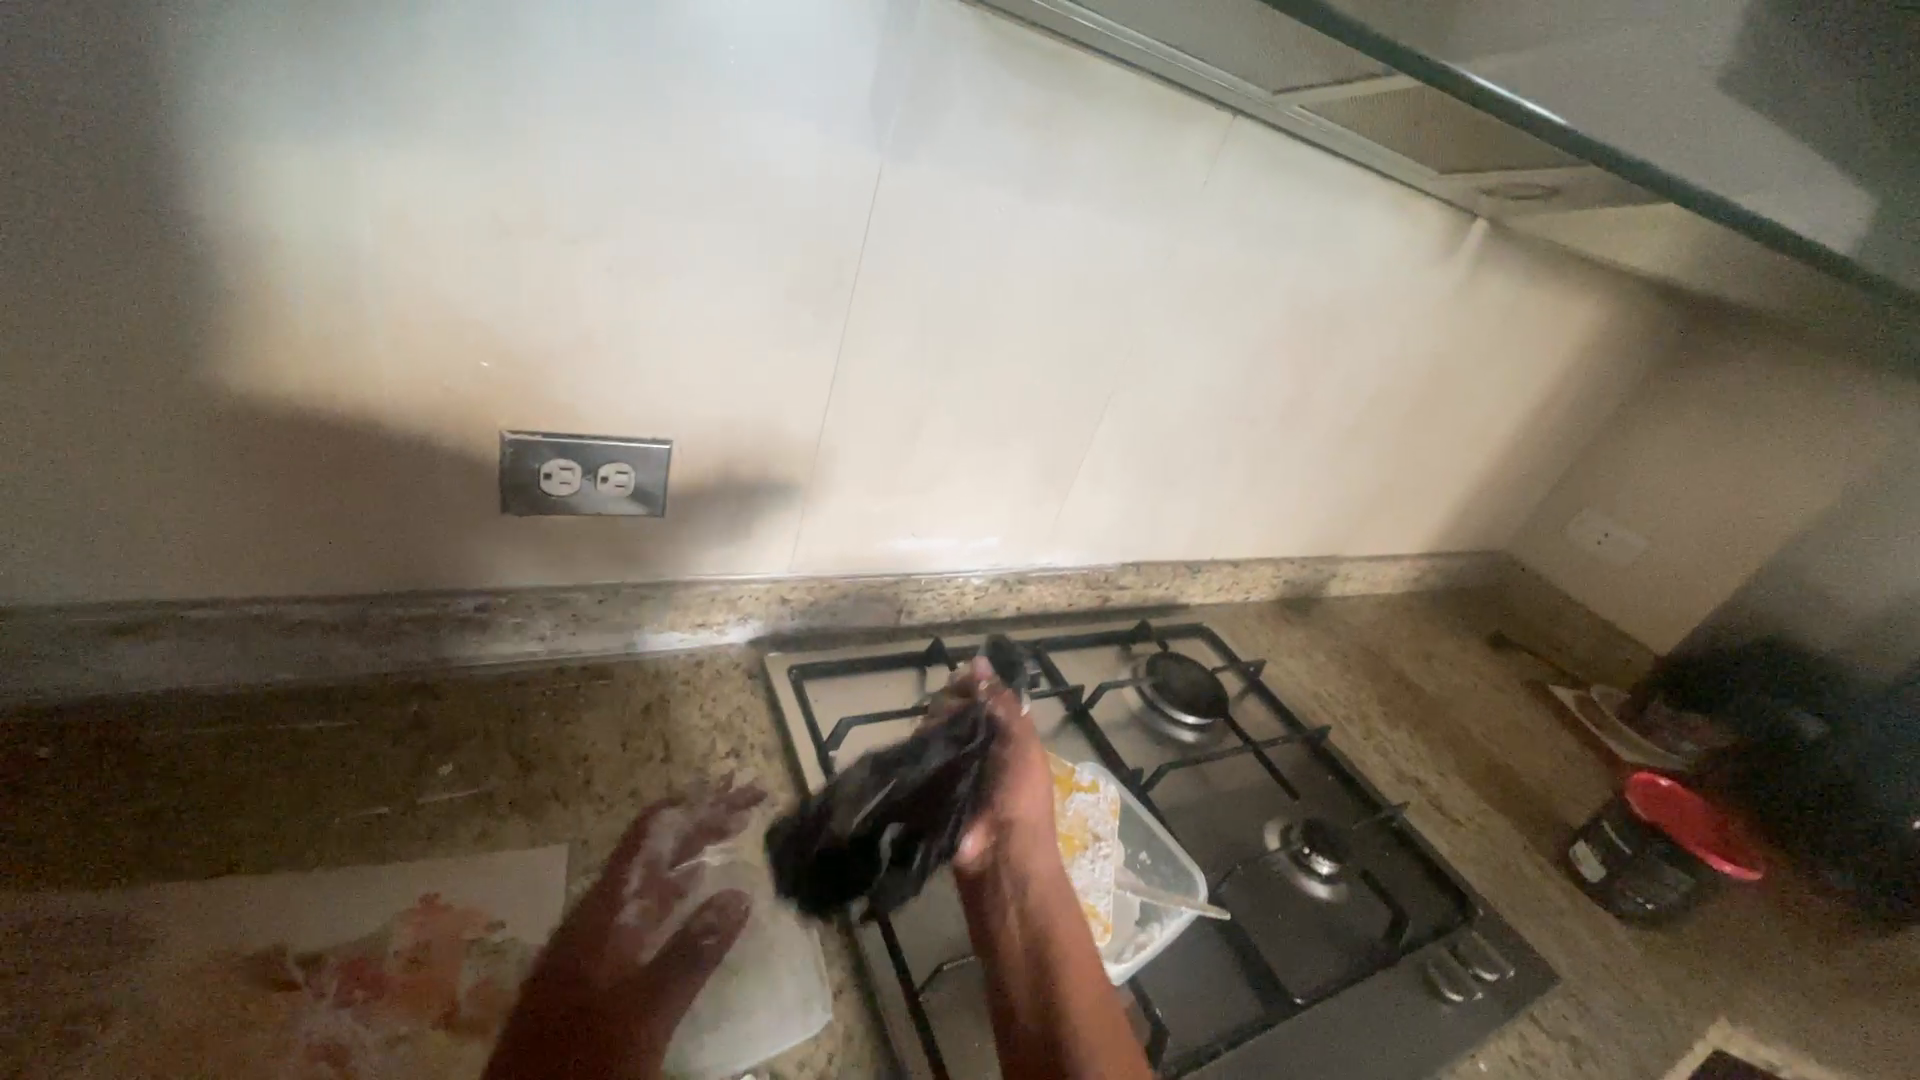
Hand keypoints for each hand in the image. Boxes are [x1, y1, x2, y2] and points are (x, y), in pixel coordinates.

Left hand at [484, 780, 765, 1079]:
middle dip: (701, 819)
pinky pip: (646, 907)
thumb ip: (691, 953)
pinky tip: (697, 886)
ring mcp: (595, 942)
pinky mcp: (599, 969)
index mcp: (602, 914)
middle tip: (749, 800)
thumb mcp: (644, 1014)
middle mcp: (597, 916)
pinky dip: (679, 885)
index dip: (694, 805)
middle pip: (653, 849)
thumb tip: (740, 893)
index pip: (650, 837)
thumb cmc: (582, 1064)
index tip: (736, 786)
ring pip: (650, 877)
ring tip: (733, 828)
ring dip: (692, 848)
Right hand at [931, 656, 1056, 878]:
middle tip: (948, 722)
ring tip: (935, 741)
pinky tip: (916, 751)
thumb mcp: (1023, 743)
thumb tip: (979, 660)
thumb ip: (1002, 702)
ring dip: (931, 730)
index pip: (978, 696)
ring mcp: (952, 769)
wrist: (1001, 857)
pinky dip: (916, 752)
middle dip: (946, 708)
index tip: (959, 685)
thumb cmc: (1021, 798)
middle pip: (950, 711)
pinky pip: (918, 760)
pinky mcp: (930, 789)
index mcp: (1004, 736)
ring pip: (931, 732)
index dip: (968, 686)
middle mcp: (977, 748)